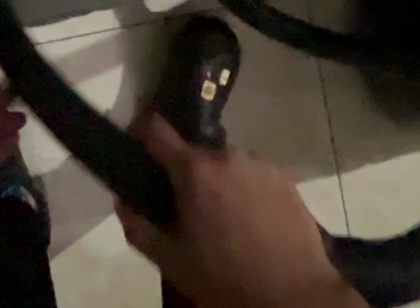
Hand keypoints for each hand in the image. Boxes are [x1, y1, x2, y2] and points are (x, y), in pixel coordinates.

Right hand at [114, 117, 367, 307]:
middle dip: (185, 174)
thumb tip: (123, 199)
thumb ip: (139, 227)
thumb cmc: (227, 279)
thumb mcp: (173, 262)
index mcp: (193, 169)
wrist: (296, 296)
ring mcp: (259, 163)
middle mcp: (226, 154)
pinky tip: (252, 224)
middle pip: (194, 153)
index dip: (140, 130)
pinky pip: (253, 176)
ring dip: (218, 183)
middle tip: (187, 209)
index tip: (135, 144)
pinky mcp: (284, 178)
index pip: (156, 128)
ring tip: (224, 221)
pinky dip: (246, 191)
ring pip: (226, 165)